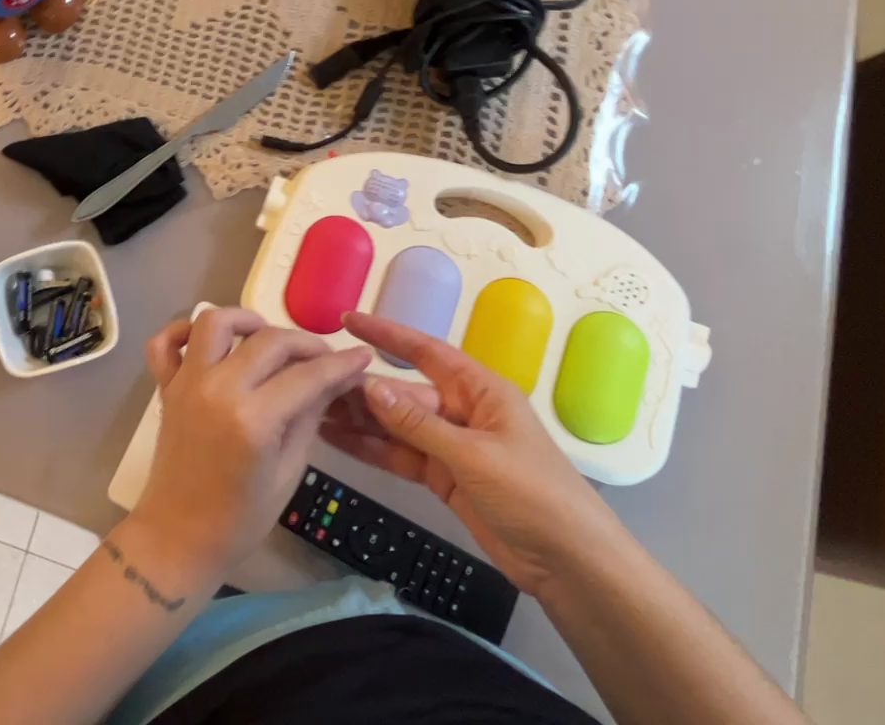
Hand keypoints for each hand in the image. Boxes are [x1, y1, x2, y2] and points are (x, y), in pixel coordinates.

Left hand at [128, 308, 372, 579]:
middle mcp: (218, 388)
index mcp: (254, 418)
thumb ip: (308, 417)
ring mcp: (187, 383)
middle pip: (268, 340)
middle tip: (321, 358)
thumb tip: (332, 380)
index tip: (360, 357)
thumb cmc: (241, 516)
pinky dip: (183, 331)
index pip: (307, 376)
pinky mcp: (165, 387)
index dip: (340, 364)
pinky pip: (165, 342)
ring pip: (214, 322)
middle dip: (304, 343)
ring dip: (245, 320)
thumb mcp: (288, 470)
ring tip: (266, 339)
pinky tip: (210, 344)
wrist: (179, 535)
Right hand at [319, 312, 628, 594]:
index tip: (348, 321)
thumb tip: (370, 386)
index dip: (387, 335)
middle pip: (404, 392)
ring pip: (396, 425)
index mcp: (481, 391)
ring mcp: (451, 446)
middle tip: (315, 384)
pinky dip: (370, 449)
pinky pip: (399, 455)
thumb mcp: (473, 455)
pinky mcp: (442, 477)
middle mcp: (462, 411)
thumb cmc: (534, 495)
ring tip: (314, 412)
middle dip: (362, 389)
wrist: (570, 564)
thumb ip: (418, 423)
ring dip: (360, 420)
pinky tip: (336, 441)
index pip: (426, 352)